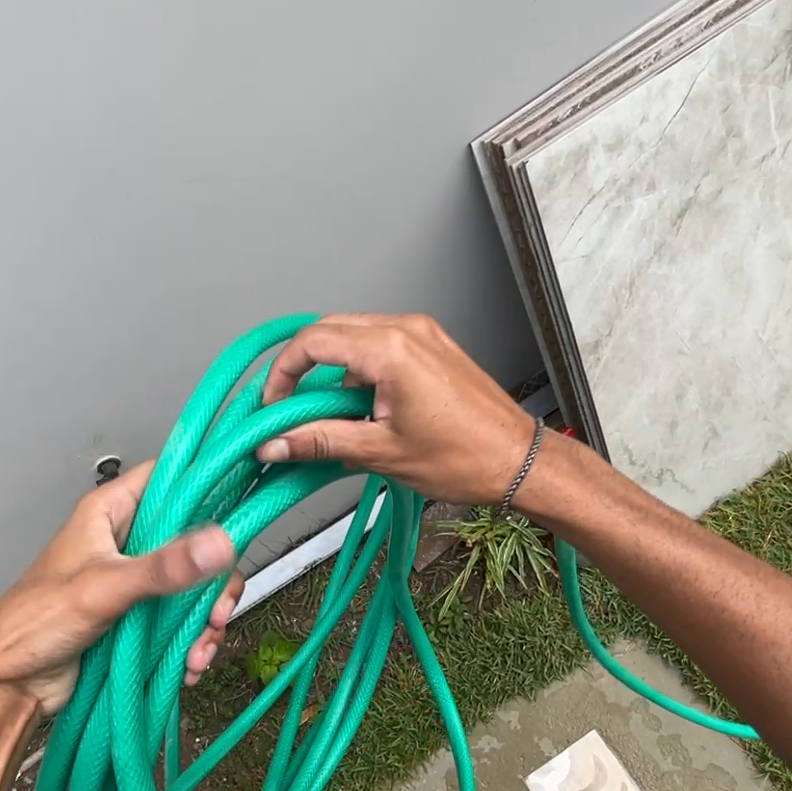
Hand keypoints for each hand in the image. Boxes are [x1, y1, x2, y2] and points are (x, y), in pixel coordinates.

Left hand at [0, 461, 240, 712]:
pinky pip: (181, 617)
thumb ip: (164, 567)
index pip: (168, 478)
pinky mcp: (138, 615)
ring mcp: (134, 578)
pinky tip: (188, 664)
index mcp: (110, 513)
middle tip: (216, 610)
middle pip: (193, 538)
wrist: (8, 687)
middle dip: (213, 580)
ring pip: (193, 583)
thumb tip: (217, 544)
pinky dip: (191, 640)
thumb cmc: (31, 625)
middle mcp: (126, 540)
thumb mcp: (104, 589)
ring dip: (204, 619)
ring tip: (198, 650)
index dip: (205, 485)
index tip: (237, 506)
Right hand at [256, 314, 536, 504]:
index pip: (313, 342)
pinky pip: (380, 344)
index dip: (282, 373)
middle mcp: (406, 330)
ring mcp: (422, 334)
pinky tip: (359, 407)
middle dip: (302, 369)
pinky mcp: (432, 346)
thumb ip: (319, 441)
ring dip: (331, 370)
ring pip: (353, 335)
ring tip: (328, 415)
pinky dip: (359, 370)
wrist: (517, 461)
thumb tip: (277, 443)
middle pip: (329, 330)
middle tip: (289, 409)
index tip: (274, 406)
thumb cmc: (466, 457)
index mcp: (391, 350)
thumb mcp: (380, 452)